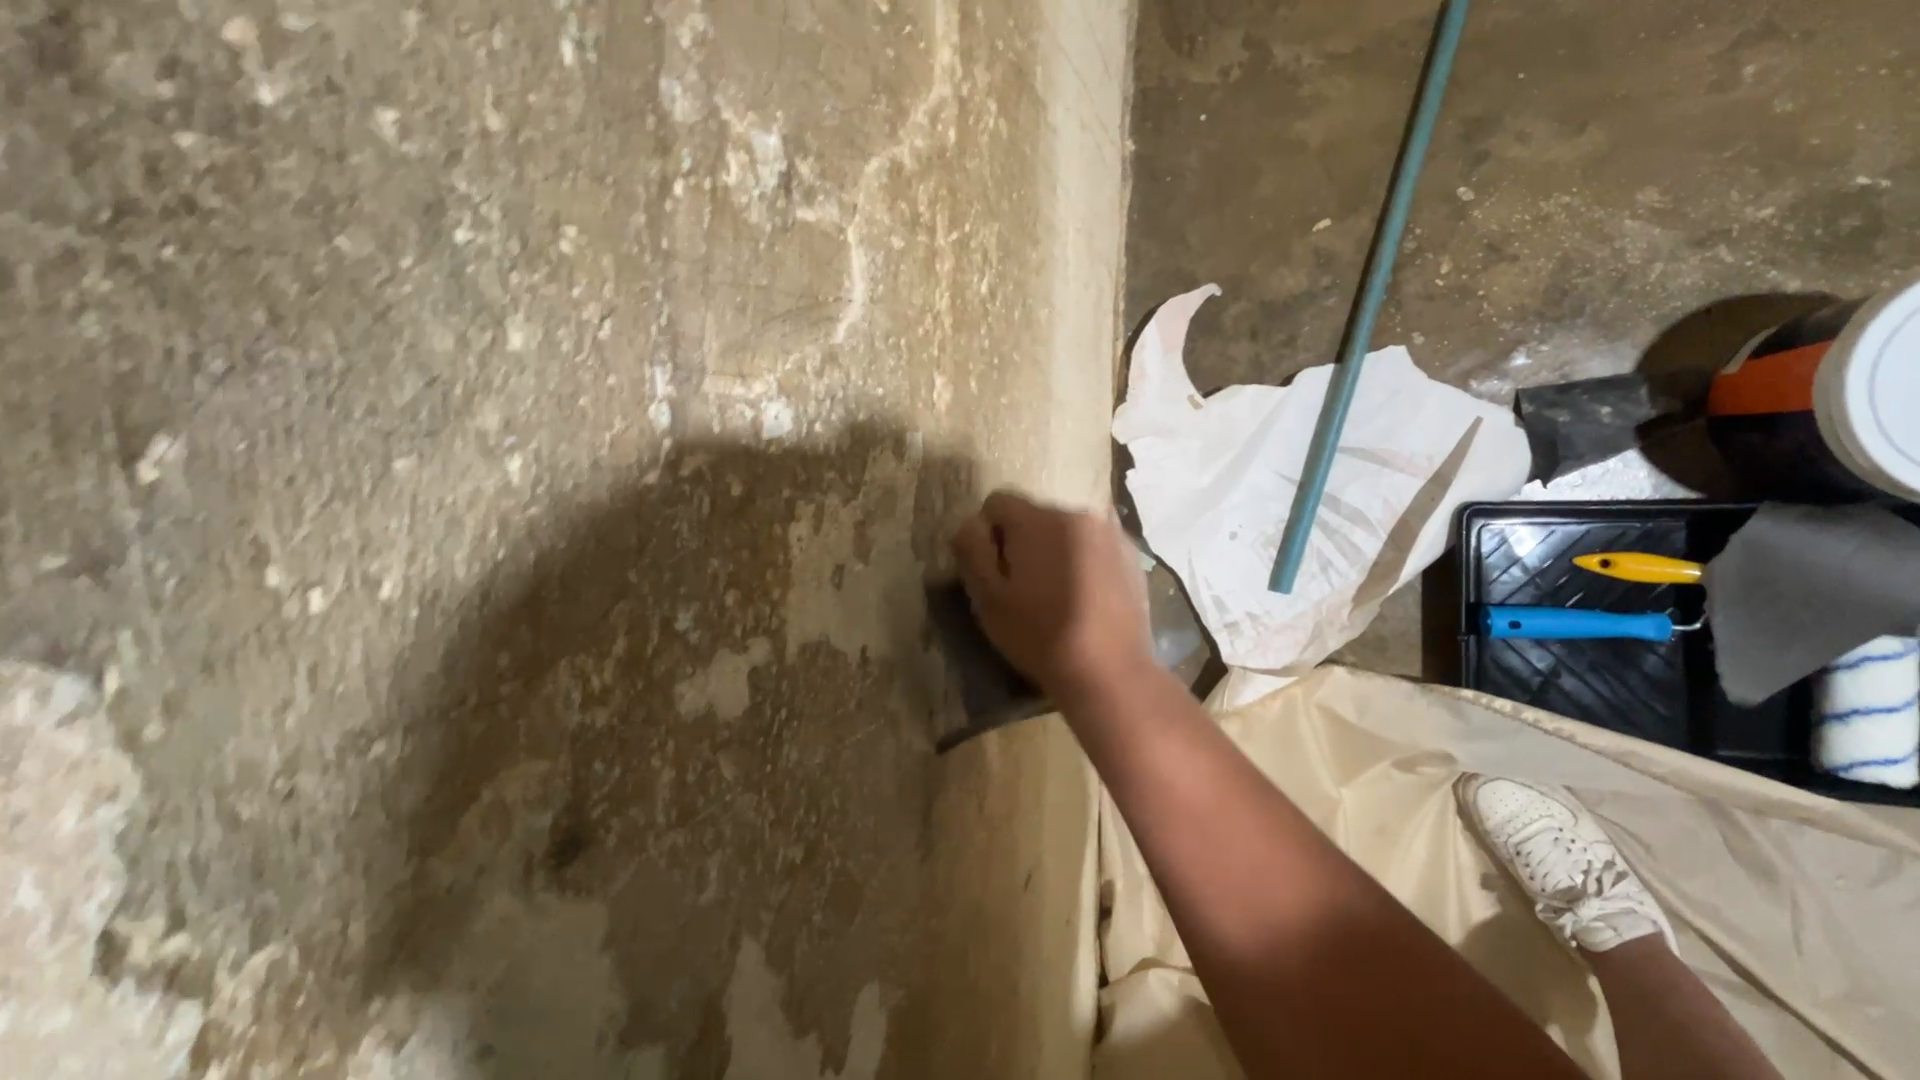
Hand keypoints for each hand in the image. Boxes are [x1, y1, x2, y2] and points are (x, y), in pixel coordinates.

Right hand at [950, 490, 1155, 699]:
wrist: (1110, 671)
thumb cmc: (1040, 635)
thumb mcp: (988, 599)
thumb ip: (971, 550)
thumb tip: (970, 523)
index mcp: (1039, 519)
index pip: (997, 502)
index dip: (987, 534)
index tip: (993, 571)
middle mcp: (1078, 513)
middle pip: (1035, 515)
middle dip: (1023, 541)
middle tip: (1023, 587)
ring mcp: (1111, 533)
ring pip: (1066, 531)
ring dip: (1054, 551)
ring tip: (1056, 594)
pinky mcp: (1132, 555)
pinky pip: (1094, 546)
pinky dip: (1083, 561)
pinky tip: (1085, 598)